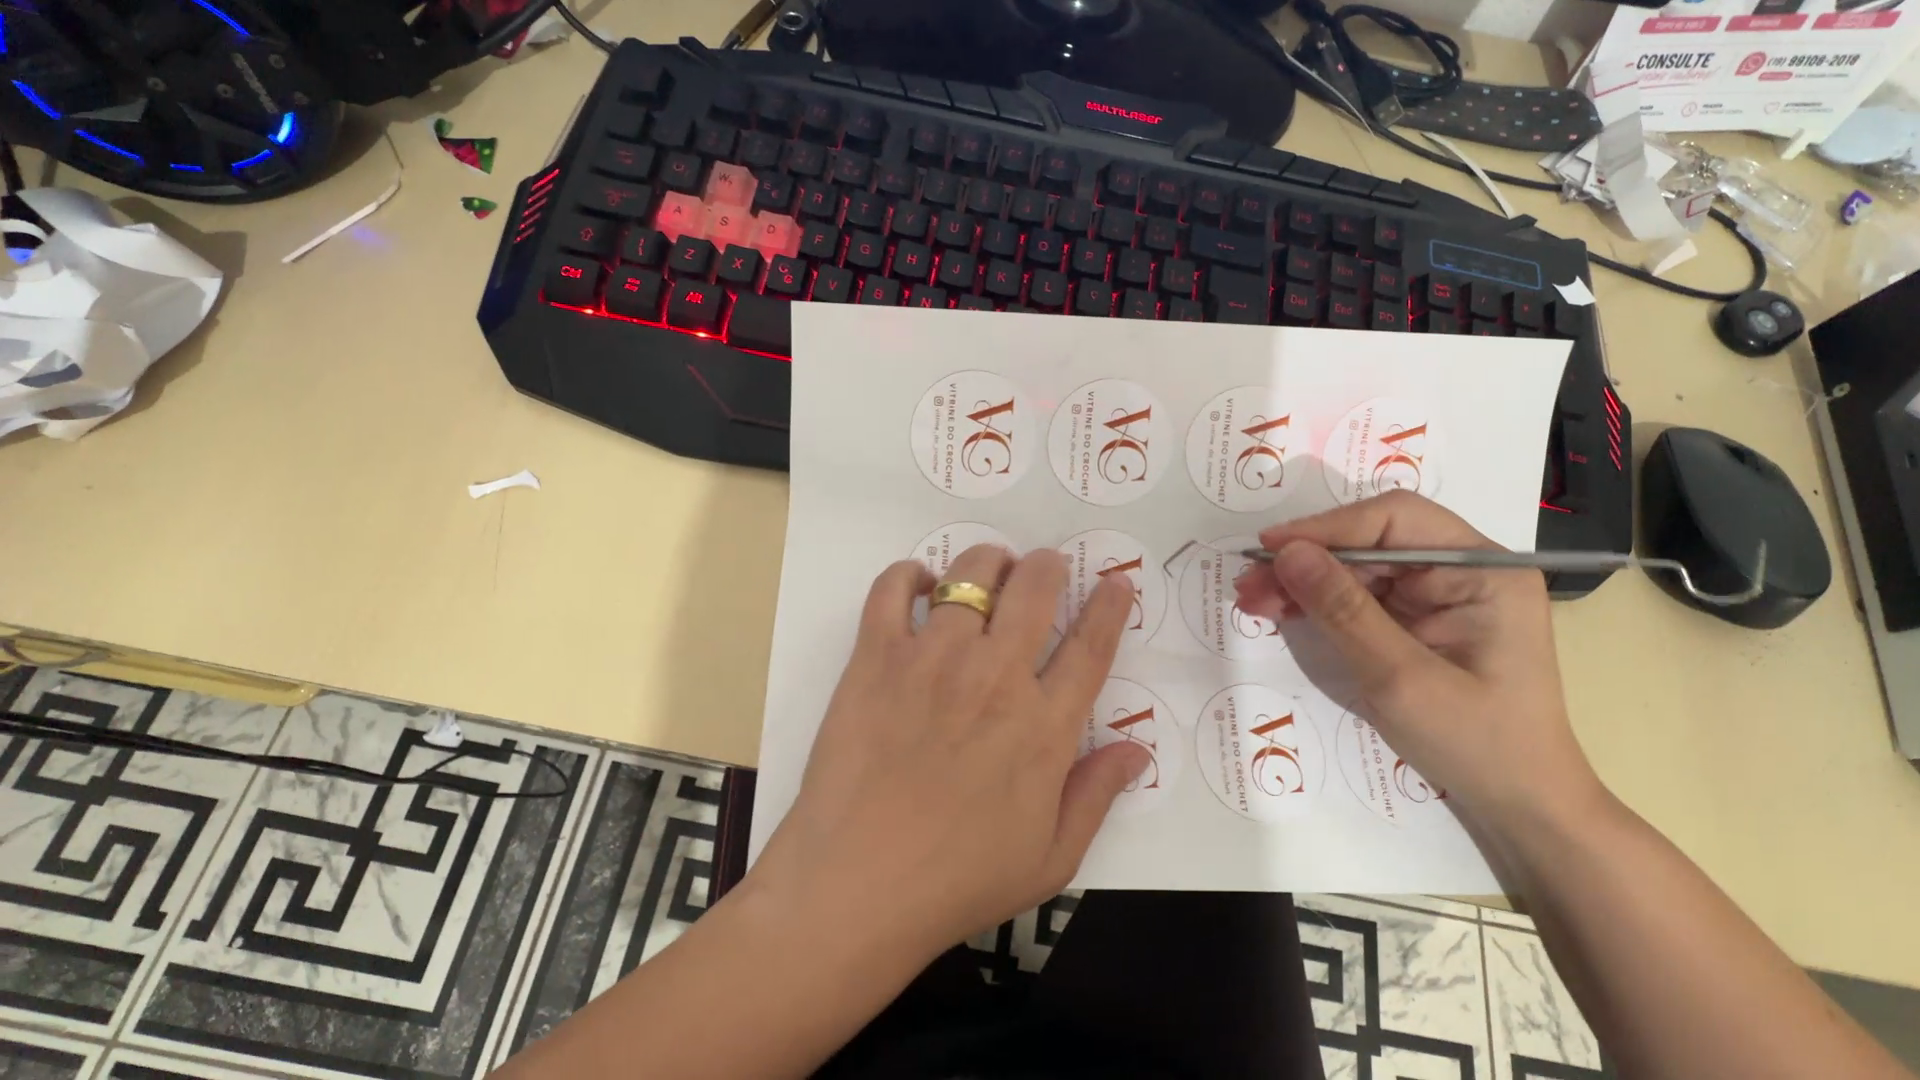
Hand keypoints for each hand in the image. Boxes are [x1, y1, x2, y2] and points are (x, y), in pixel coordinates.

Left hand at [750, 544, 1148, 959]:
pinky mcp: (876, 658)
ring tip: (991, 565)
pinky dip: (908, 573)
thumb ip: (1096, 797)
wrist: (858, 885)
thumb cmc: (958, 881)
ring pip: (971, 576)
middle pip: (1035, 592)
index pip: (1091, 647)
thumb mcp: (1049, 859)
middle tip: (1047, 566)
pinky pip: (892, 591)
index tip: (1116, 582)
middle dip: (1049, 567)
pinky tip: (918, 580)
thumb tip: (1138, 751)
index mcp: (1044, 726)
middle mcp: (995, 677)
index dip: (1110, 607)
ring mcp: (933, 660)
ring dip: (989, 561)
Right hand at [1234, 491, 1602, 822]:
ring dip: (1304, 580)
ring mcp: (1442, 596)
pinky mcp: (1420, 621)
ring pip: (1358, 567)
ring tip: (1252, 598)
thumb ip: (1344, 612)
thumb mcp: (1401, 679)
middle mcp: (1464, 571)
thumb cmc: (1476, 743)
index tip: (1271, 548)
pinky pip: (1361, 597)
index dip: (1329, 527)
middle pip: (1372, 540)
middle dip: (1308, 558)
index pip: (1396, 520)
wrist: (1518, 803)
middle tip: (1250, 582)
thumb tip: (1288, 553)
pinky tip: (1281, 609)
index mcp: (1483, 571)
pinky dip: (1318, 603)